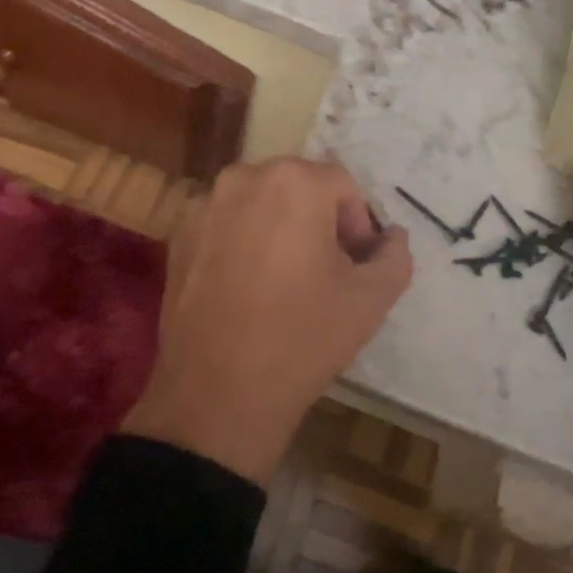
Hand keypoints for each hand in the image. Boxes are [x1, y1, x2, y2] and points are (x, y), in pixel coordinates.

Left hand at [121, 159, 413, 483]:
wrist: (217, 394)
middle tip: (325, 273)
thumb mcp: (371, 300)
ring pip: (258, 204)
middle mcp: (244, 178)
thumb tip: (390, 237)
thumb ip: (395, 256)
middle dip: (318, 222)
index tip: (355, 268)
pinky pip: (225, 225)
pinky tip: (245, 290)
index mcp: (295, 182)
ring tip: (283, 283)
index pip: (343, 186)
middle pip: (298, 188)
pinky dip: (241, 243)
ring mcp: (204, 206)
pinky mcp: (177, 236)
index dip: (358, 225)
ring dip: (278, 229)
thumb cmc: (302, 337)